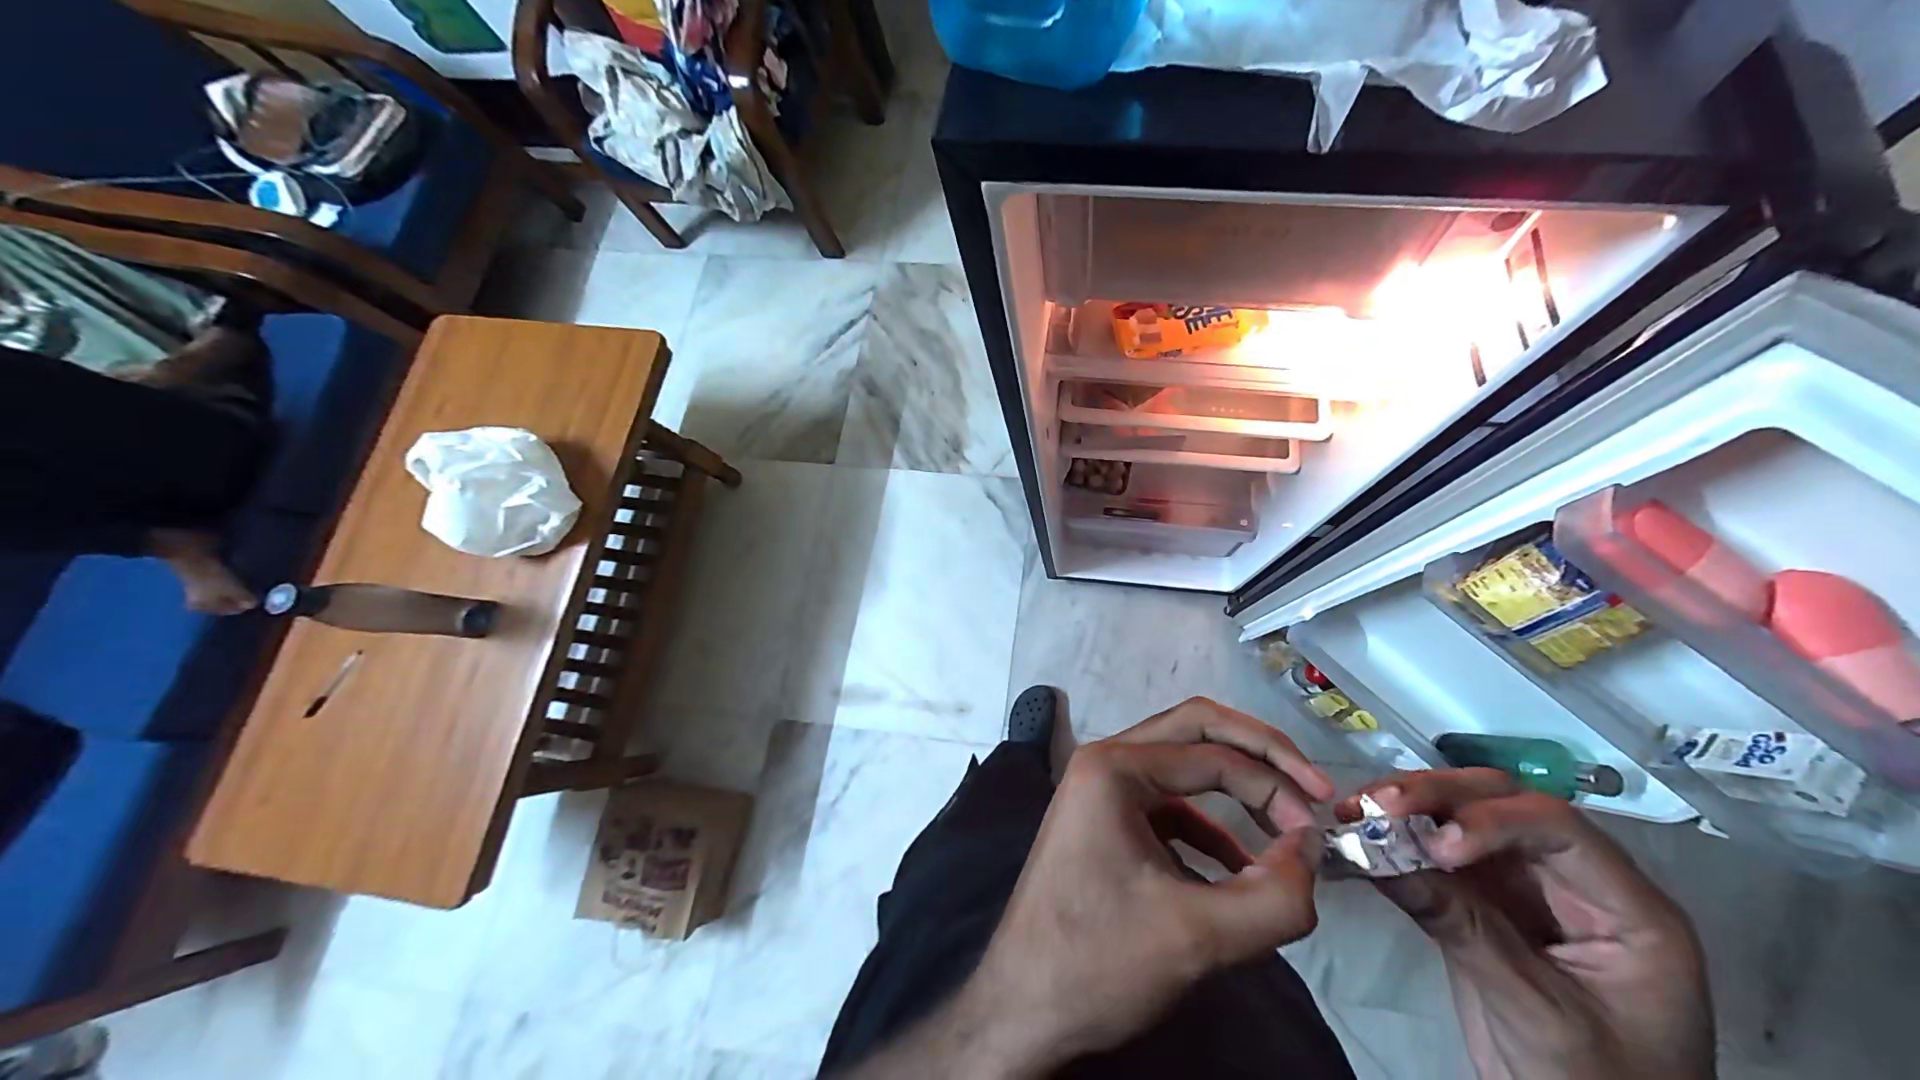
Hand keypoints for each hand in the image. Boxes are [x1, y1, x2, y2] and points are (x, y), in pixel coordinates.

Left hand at [951, 698, 1336, 1077]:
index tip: (1321, 834)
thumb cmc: (1099, 962)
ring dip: (1237, 789)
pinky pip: (1169, 805)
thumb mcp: (1198, 936)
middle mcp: (1104, 763)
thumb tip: (1314, 850)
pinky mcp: (1107, 822)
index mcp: (1113, 768)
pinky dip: (1211, 826)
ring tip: (1286, 832)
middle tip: (1314, 787)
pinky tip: (1239, 869)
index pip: (1216, 756)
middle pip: (1197, 730)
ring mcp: (1101, 791)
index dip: (1278, 788)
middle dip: (1260, 755)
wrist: (1023, 1007)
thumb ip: (1276, 896)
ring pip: (1184, 766)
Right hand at [1341, 770, 1714, 1079]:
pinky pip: (1434, 852)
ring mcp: (1522, 885)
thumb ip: (1465, 931)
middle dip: (1438, 796)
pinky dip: (1395, 838)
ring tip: (1356, 811)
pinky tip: (1358, 832)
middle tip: (1377, 805)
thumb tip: (1382, 857)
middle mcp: (1572, 879)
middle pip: (1504, 803)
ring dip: (1407, 806)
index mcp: (1625, 908)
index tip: (1432, 845)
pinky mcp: (1479, 898)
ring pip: (1462, 815)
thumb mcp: (1537, 1015)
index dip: (1490, 821)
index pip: (1556, 827)